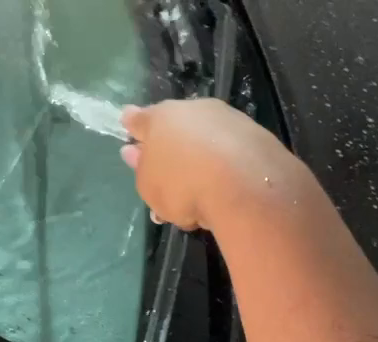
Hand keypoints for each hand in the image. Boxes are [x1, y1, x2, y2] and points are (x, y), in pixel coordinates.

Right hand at [119, 99, 306, 231]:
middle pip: (174, 128)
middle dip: (168, 148)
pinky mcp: (251, 133)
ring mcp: (224, 118)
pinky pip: (224, 151)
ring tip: (192, 194)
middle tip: (164, 175)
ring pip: (201, 141)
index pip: (139, 119)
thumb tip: (134, 152)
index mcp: (160, 119)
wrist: (241, 184)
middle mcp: (193, 110)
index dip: (132, 123)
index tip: (127, 119)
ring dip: (194, 161)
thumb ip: (140, 168)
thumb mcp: (148, 186)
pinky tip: (217, 191)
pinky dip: (218, 166)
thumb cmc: (180, 184)